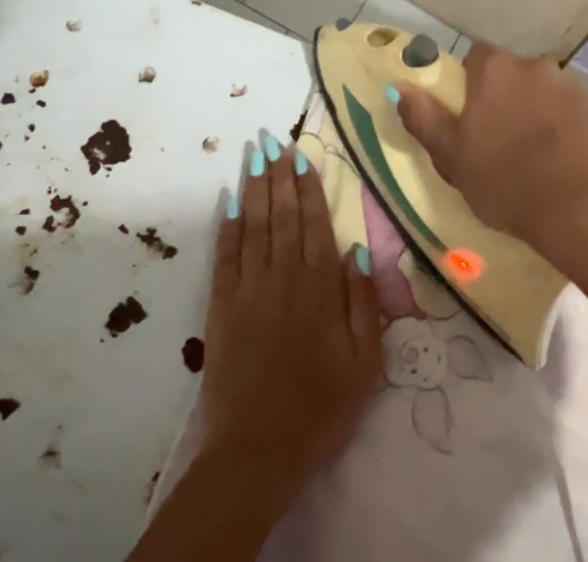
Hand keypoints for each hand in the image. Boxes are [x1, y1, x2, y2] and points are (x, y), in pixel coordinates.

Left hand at [200, 136, 383, 493]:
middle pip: (280, 215)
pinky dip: (226, 226)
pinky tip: (228, 201)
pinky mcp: (221, 308)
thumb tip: (359, 251)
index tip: (302, 154)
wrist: (259, 448)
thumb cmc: (323, 407)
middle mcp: (282, 278)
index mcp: (320, 288)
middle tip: (272, 138)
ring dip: (253, 188)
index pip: (314, 223)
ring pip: (252, 226)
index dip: (307, 186)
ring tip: (254, 155)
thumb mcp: (365, 361)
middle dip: (277, 174)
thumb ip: (363, 303)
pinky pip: (225, 256)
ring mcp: (248, 290)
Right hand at [396, 42, 587, 276]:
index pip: (476, 57)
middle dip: (503, 98)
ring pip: (543, 93)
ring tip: (531, 155)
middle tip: (496, 140)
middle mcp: (536, 66)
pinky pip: (570, 113)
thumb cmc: (504, 182)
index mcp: (496, 70)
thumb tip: (402, 88)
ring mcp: (572, 88)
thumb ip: (424, 117)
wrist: (579, 212)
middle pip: (512, 75)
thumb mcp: (450, 156)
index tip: (467, 116)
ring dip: (534, 112)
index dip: (468, 84)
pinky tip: (559, 162)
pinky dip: (562, 128)